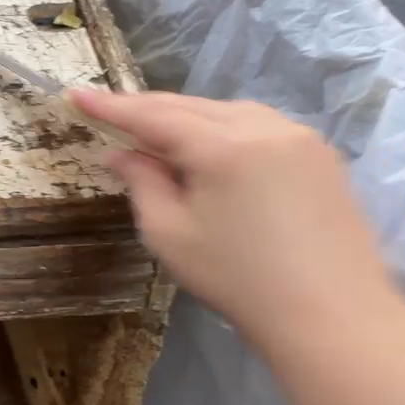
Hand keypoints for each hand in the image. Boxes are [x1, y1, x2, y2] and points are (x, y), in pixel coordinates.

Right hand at [71, 89, 401, 353]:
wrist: (329, 310)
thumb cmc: (233, 273)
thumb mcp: (167, 231)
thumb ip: (142, 182)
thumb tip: (119, 153)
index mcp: (225, 148)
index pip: (154, 117)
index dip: (110, 106)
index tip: (75, 94)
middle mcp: (267, 130)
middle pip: (193, 107)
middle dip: (144, 106)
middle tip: (101, 107)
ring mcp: (300, 140)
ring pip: (226, 111)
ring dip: (183, 114)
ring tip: (146, 126)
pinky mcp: (318, 157)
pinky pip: (256, 124)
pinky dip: (217, 125)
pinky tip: (200, 142)